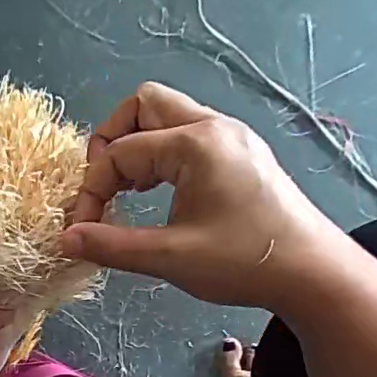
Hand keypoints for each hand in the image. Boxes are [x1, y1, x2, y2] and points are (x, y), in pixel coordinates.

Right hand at [57, 82, 364, 312]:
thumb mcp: (169, 257)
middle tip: (101, 188)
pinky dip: (158, 156)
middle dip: (109, 144)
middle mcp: (212, 127)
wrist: (311, 272)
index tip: (83, 230)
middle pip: (142, 105)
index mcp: (195, 144)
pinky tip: (155, 192)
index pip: (120, 152)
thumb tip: (65, 240)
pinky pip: (184, 136)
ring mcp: (228, 137)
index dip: (91, 190)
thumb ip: (111, 246)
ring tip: (125, 193)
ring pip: (165, 118)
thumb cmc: (242, 262)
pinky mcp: (236, 155)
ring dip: (134, 148)